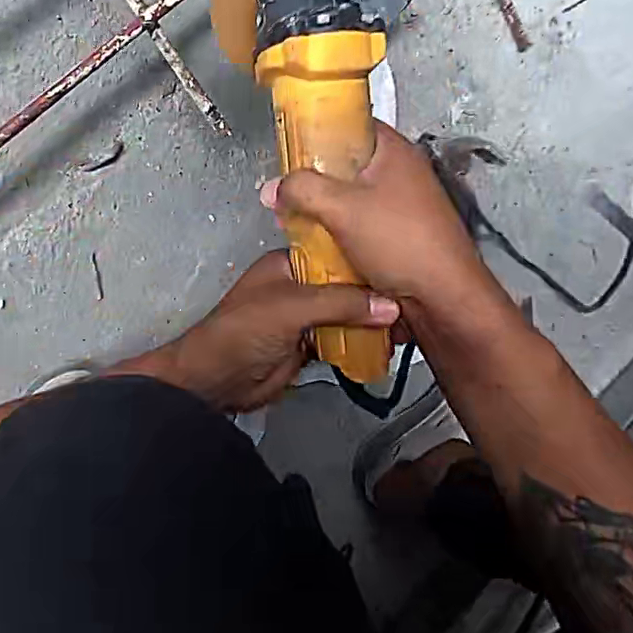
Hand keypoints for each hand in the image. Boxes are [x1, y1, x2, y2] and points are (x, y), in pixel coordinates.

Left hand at [111, 251, 397, 411]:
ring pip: (346, 313)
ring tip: (410, 322)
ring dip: (371, 320)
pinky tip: (388, 345)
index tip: (402, 263)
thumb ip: (340, 303)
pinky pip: (341, 339)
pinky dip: (361, 343)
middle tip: (415, 298)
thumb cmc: (245, 330)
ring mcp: (303, 317)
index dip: (364, 257)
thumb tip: (391, 305)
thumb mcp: (292, 307)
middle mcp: (297, 286)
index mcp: (287, 265)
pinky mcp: (307, 345)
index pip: (333, 252)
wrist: (217, 380)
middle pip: (344, 285)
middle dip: (374, 292)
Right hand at [261, 120, 500, 318]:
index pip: (352, 125)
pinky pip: (360, 222)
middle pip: (347, 163)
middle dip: (313, 179)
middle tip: (287, 194)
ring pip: (351, 196)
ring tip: (295, 221)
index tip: (291, 150)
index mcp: (394, 152)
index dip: (319, 132)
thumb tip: (272, 188)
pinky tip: (318, 244)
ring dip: (323, 208)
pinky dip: (338, 230)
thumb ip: (301, 190)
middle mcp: (402, 173)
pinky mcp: (401, 234)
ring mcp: (403, 205)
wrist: (443, 299)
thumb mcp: (340, 208)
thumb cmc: (398, 242)